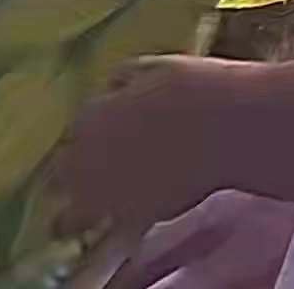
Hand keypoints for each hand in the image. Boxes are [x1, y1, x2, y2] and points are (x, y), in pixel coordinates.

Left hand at [58, 56, 247, 232]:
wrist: (231, 123)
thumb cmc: (199, 85)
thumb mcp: (162, 66)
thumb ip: (128, 77)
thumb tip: (112, 85)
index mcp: (93, 118)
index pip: (75, 128)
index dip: (91, 127)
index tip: (107, 126)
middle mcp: (88, 161)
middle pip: (62, 173)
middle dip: (76, 169)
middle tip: (102, 162)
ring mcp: (107, 196)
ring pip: (70, 217)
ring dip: (81, 208)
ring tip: (104, 199)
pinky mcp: (132, 219)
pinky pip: (114, 227)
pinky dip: (121, 218)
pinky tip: (142, 201)